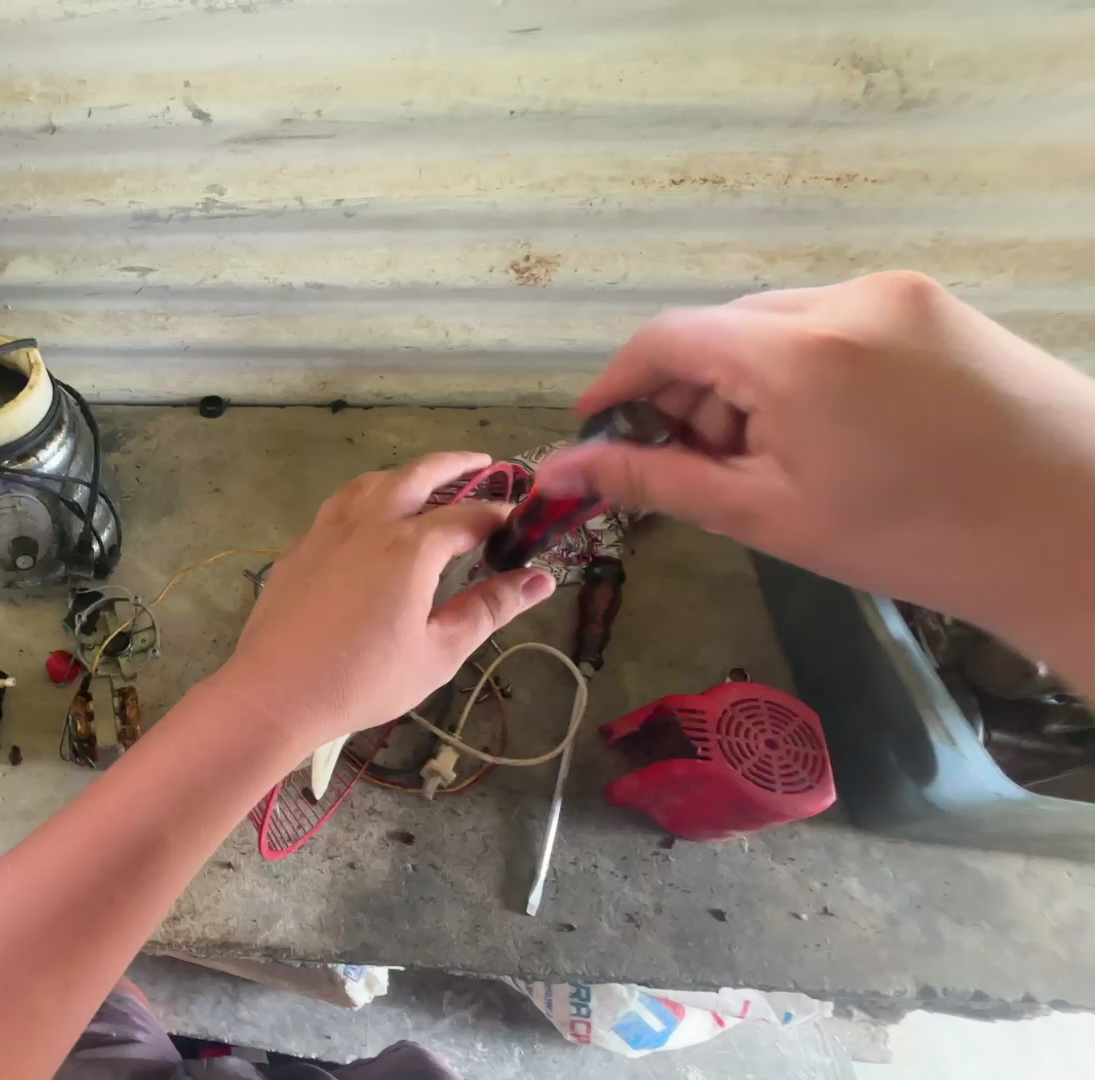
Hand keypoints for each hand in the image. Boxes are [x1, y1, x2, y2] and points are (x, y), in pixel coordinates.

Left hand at [207, 452, 556, 752]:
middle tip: (481, 463)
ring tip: (422, 483)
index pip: (466, 517)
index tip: (519, 525)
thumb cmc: (363, 678)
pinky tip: (366, 523)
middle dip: (452, 464)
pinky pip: (336, 508)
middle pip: (414, 476)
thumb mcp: (438, 651)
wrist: (276, 690)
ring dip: (401, 475)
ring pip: (368, 483)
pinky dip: (362, 500)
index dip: (499, 518)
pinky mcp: (297, 548)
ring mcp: (325, 531)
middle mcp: (366, 524)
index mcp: (408, 547)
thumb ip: (488, 609)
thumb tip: (540, 579)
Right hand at [539, 271, 1094, 650]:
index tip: (595, 429)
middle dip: (681, 396)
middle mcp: (846, 299)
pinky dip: (786, 374)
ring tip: (760, 456)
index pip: (666, 337)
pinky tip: (812, 430)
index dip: (616, 382)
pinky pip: (819, 326)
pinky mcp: (932, 306)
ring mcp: (898, 296)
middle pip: (715, 332)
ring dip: (734, 387)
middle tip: (687, 462)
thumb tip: (556, 472)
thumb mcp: (756, 512)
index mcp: (799, 350)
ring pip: (764, 329)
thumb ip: (646, 479)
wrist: (1094, 535)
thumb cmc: (910, 534)